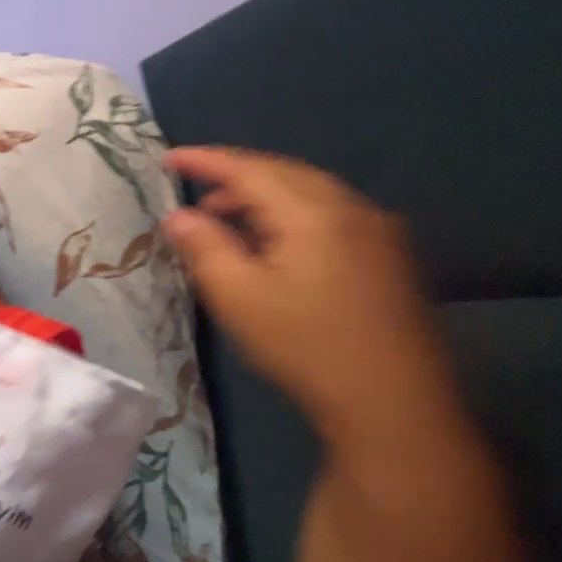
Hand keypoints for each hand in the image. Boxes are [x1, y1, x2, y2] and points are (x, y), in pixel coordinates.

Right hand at [160, 147, 455, 436]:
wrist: (395, 403)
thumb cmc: (306, 345)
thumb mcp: (237, 297)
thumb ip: (204, 247)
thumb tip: (179, 216)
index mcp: (314, 213)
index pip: (250, 169)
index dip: (205, 159)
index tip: (166, 157)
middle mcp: (353, 209)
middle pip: (285, 172)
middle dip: (235, 175)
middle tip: (193, 190)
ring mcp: (379, 232)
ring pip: (310, 192)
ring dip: (263, 196)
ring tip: (225, 219)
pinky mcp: (389, 258)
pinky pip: (330, 213)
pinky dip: (290, 214)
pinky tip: (272, 243)